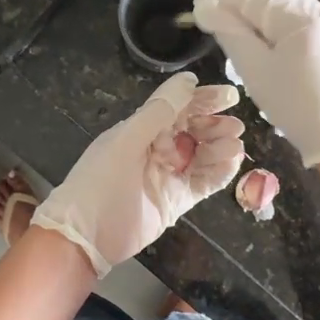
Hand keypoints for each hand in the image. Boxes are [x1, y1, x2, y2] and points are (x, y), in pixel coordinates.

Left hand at [31, 72, 245, 276]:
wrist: (84, 237)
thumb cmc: (100, 183)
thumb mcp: (126, 142)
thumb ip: (158, 113)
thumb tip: (188, 81)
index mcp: (141, 130)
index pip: (178, 107)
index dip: (203, 100)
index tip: (230, 96)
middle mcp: (157, 149)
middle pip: (194, 130)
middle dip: (215, 125)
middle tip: (235, 127)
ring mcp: (167, 175)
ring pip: (202, 155)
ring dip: (220, 148)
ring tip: (235, 147)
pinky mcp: (176, 201)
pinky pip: (203, 182)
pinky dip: (218, 173)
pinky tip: (231, 165)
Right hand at [192, 0, 319, 167]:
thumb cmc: (298, 109)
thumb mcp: (256, 73)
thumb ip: (232, 35)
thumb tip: (209, 7)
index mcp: (300, 16)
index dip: (222, 0)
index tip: (199, 4)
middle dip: (248, 8)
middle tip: (227, 29)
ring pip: (295, 9)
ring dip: (270, 19)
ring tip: (254, 45)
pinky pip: (311, 24)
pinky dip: (289, 30)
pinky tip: (282, 55)